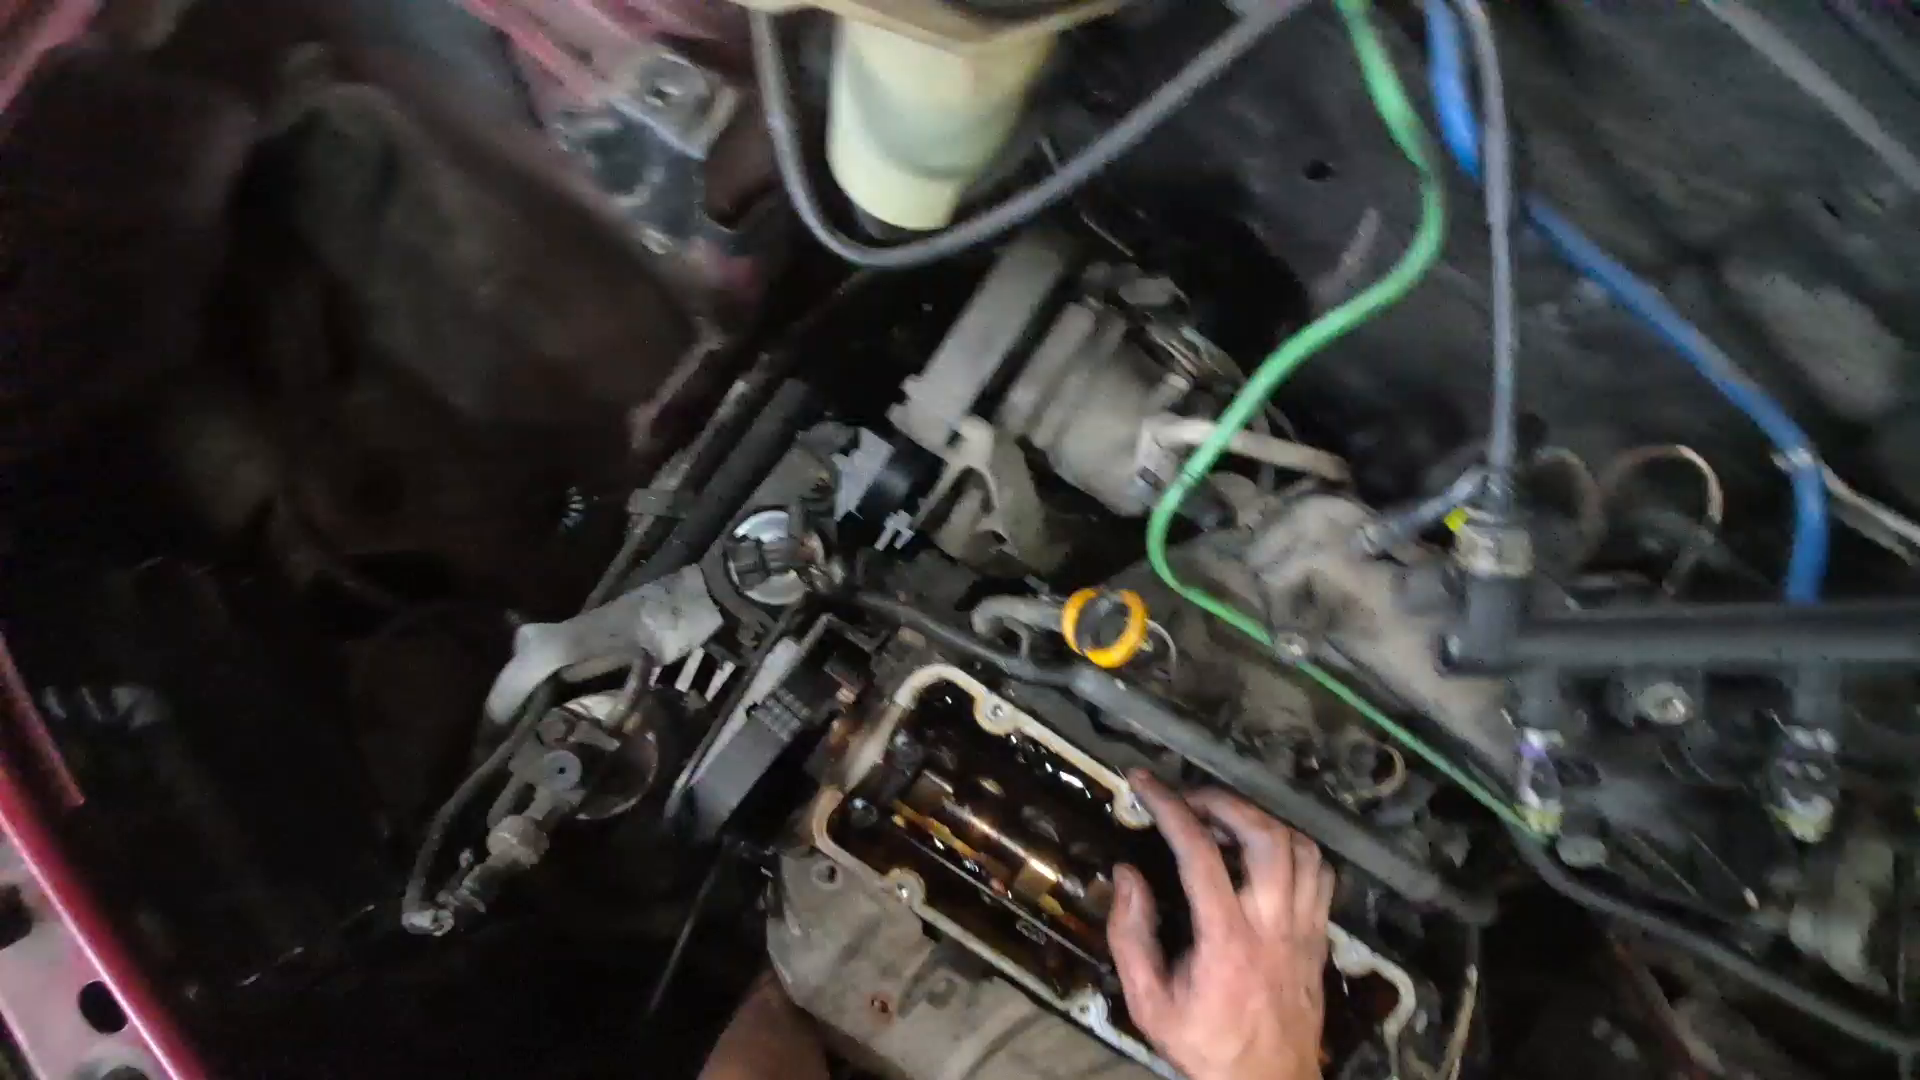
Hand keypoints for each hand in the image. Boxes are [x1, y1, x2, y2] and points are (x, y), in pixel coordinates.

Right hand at [1107, 772, 1334, 1079]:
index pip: (1200, 853)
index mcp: (1226, 939)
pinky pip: (1320, 872)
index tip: (1144, 783)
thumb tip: (1127, 874)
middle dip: (1223, 802)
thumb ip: (1130, 935)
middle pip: (1265, 837)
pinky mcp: (1321, 936)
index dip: (1169, 807)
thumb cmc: (1204, 1044)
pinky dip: (1292, 846)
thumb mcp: (1148, 1003)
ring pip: (1300, 848)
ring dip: (1259, 819)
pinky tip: (1263, 850)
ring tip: (1224, 819)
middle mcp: (1273, 925)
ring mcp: (1304, 929)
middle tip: (1188, 798)